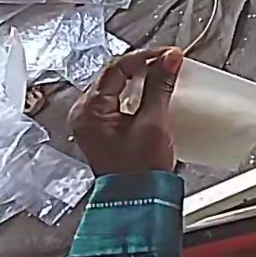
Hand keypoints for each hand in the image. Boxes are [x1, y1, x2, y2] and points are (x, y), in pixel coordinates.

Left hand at [71, 47, 182, 175]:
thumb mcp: (153, 123)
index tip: (168, 54)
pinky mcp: (107, 129)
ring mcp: (95, 122)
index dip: (145, 57)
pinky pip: (120, 100)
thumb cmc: (139, 172)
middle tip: (169, 61)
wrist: (138, 202)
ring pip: (118, 86)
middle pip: (114, 75)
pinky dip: (139, 92)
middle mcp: (86, 114)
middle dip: (143, 65)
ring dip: (142, 78)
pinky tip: (155, 92)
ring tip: (165, 73)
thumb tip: (169, 60)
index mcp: (90, 111)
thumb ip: (160, 87)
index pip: (116, 69)